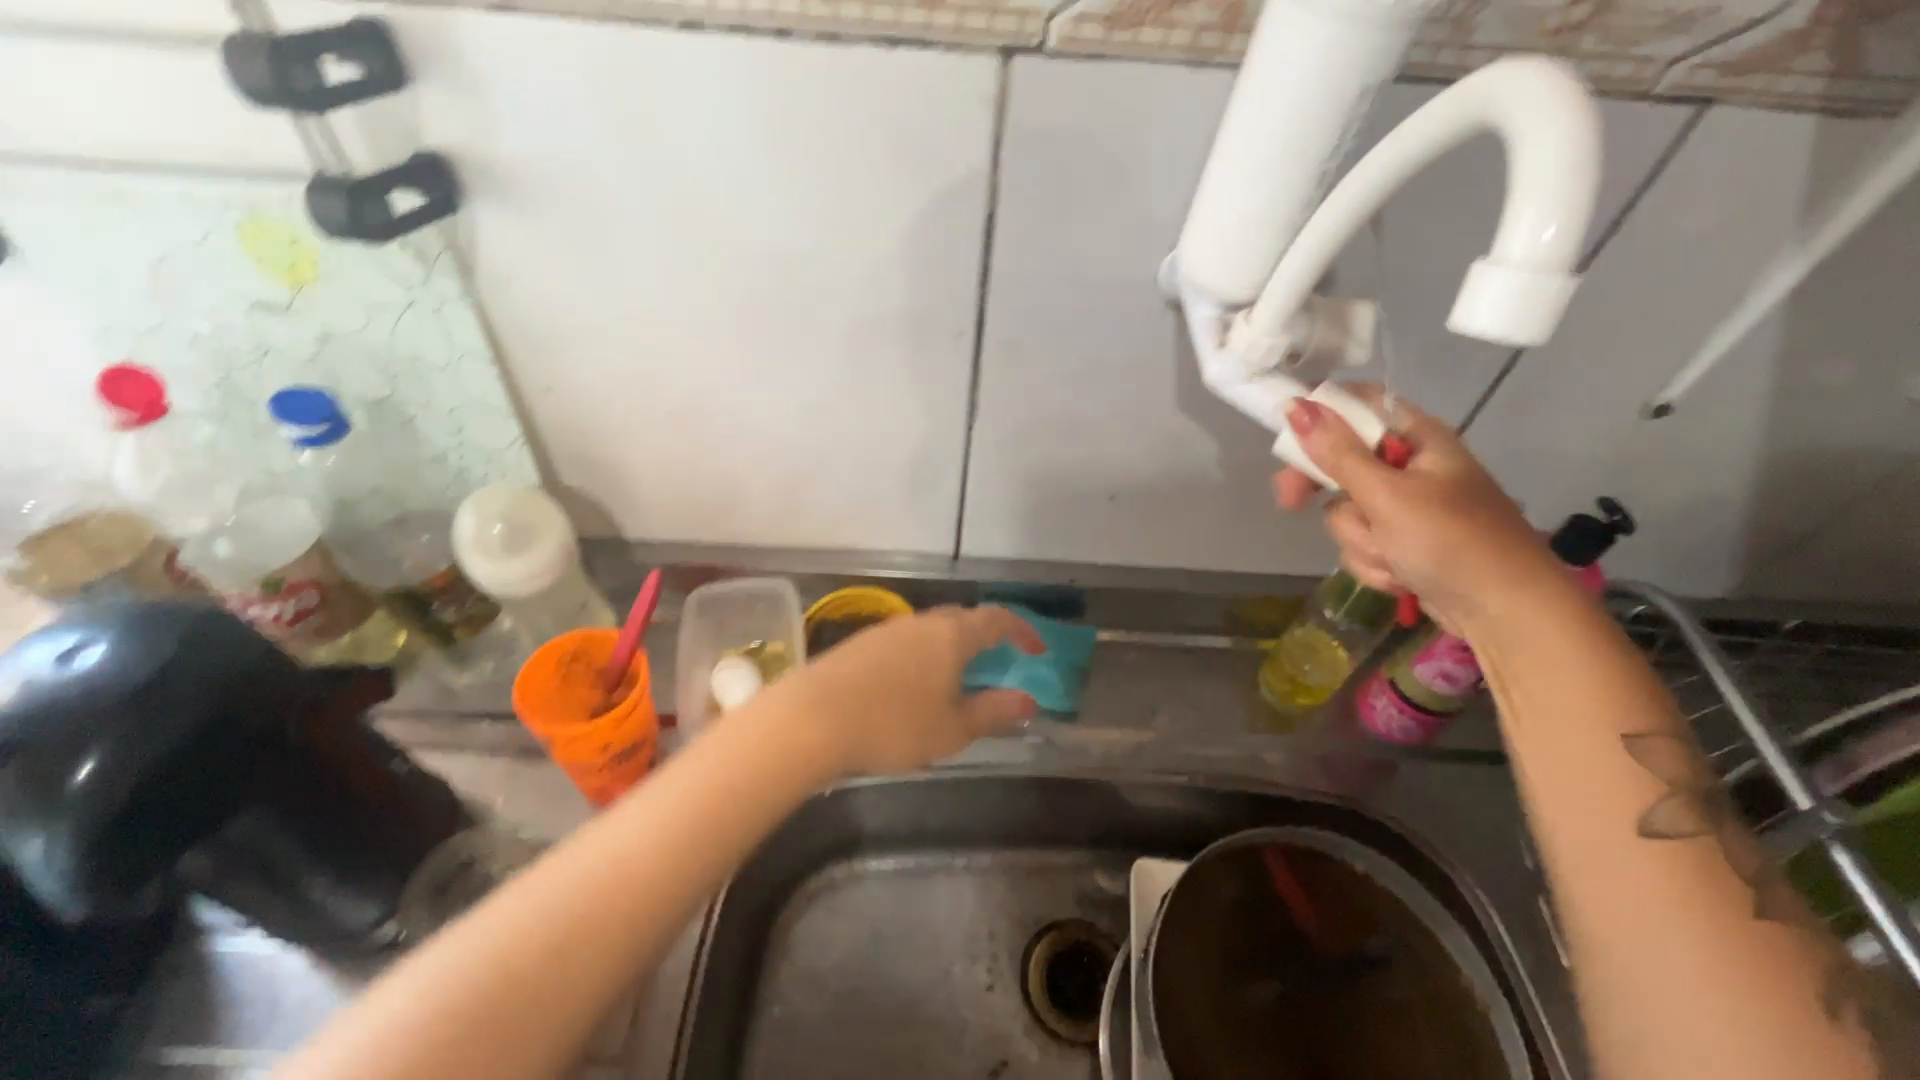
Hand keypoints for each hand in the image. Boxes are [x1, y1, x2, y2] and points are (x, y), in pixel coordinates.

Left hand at [761, 605, 1043, 775]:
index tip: (1037, 650)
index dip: (1022, 631)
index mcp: (952, 635)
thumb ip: (993, 712)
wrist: (810, 719)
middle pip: (962, 619)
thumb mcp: (953, 728)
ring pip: (929, 632)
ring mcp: (885, 631)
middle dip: (985, 638)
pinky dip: (921, 659)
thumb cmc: (894, 724)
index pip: (998, 619)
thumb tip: (1029, 701)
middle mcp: (920, 623)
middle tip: (998, 663)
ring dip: (950, 649)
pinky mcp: (857, 646)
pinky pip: (903, 645)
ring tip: (956, 681)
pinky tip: (912, 689)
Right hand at [1272, 387, 1561, 633]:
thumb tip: (1295, 405)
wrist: (1505, 611)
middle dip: (1329, 495)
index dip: (1322, 415)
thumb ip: (1337, 453)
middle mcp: (1411, 468)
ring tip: (1394, 556)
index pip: (1361, 406)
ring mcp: (1407, 510)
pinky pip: (1363, 545)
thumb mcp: (1388, 495)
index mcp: (1419, 439)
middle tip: (1291, 502)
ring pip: (1347, 513)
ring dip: (1361, 539)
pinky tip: (1400, 577)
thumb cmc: (1453, 541)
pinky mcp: (1403, 546)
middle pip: (1342, 464)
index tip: (1288, 437)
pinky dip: (1374, 563)